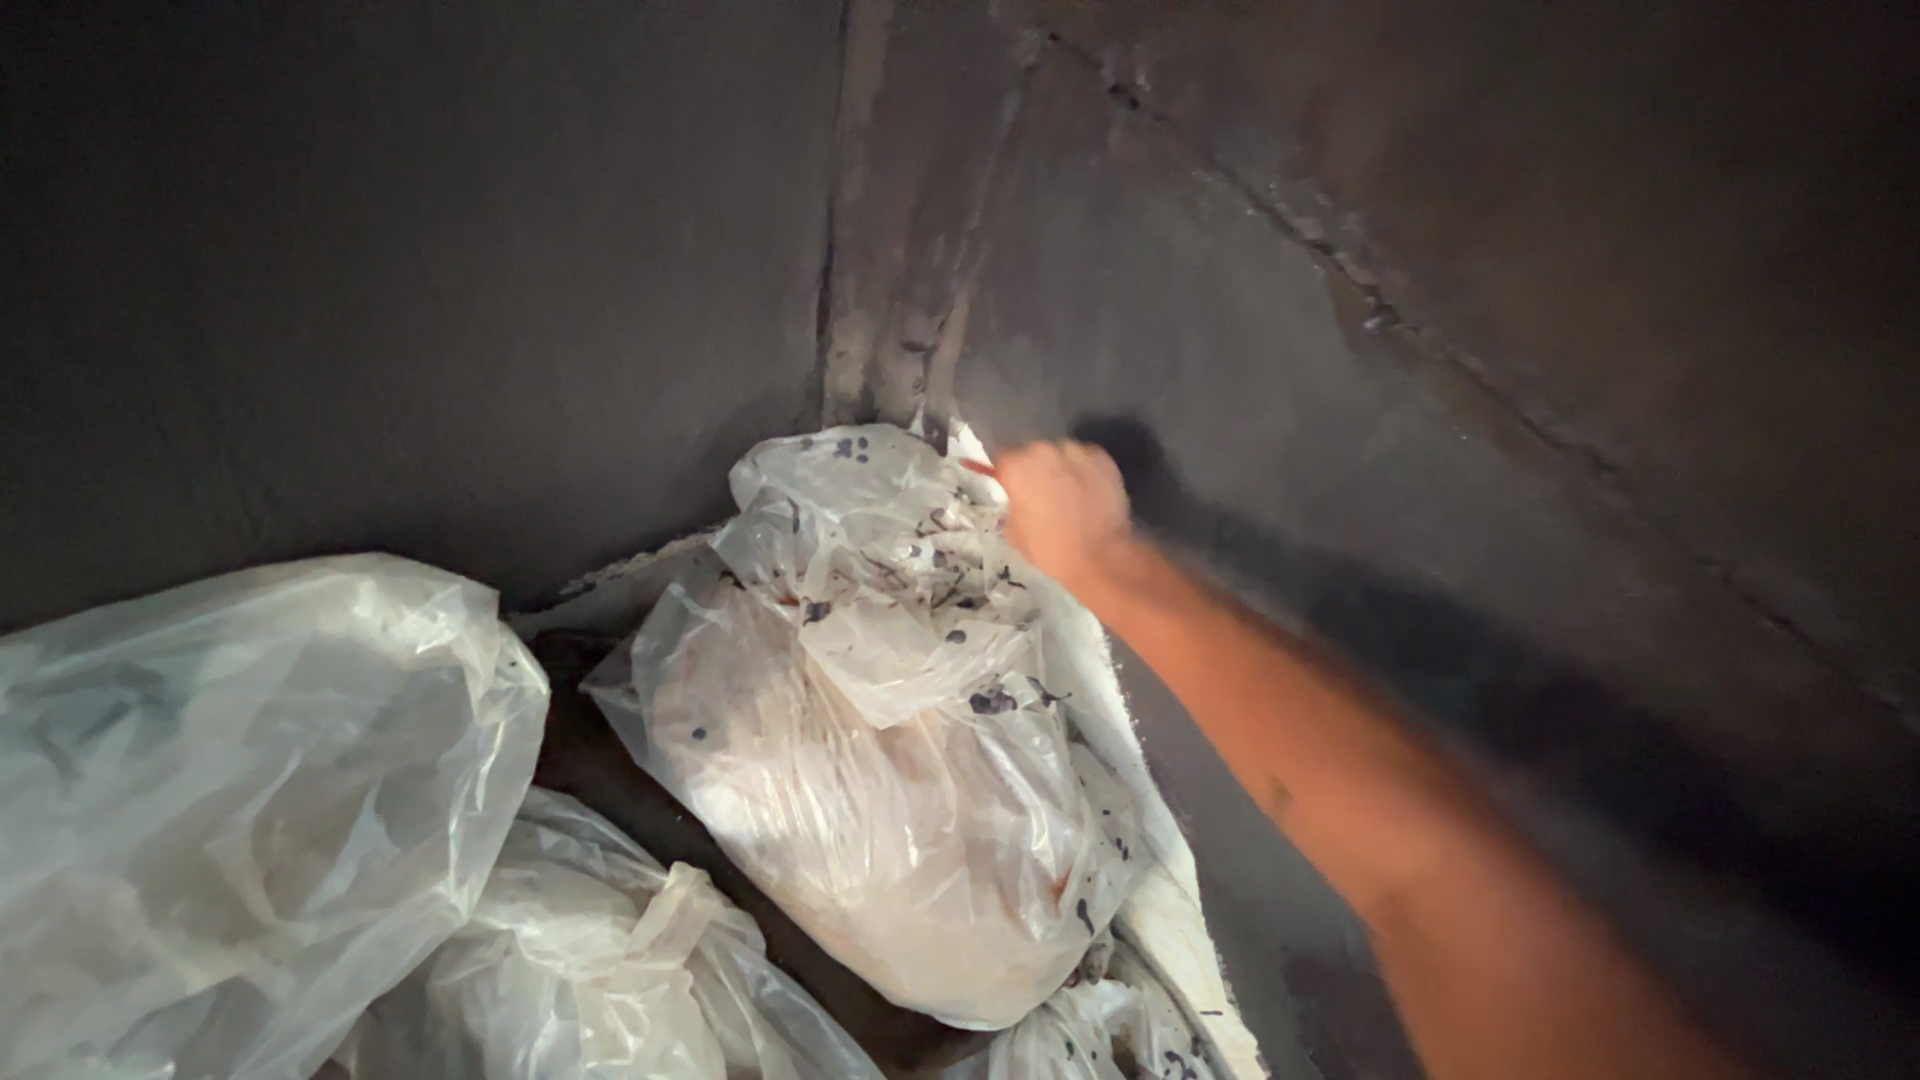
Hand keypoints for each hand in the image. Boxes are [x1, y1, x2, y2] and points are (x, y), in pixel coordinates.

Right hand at [973, 440, 1132, 589]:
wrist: (1099, 556)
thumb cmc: (1049, 548)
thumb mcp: (1014, 533)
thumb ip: (1011, 508)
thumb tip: (1018, 503)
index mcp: (1016, 467)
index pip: (1003, 460)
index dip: (1007, 474)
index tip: (1011, 487)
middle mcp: (1043, 451)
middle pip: (1033, 453)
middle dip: (1035, 469)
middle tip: (1041, 492)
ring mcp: (1076, 452)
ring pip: (1062, 454)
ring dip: (1062, 468)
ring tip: (1069, 492)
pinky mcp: (1103, 458)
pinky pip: (1087, 459)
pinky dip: (1086, 471)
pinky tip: (1089, 491)